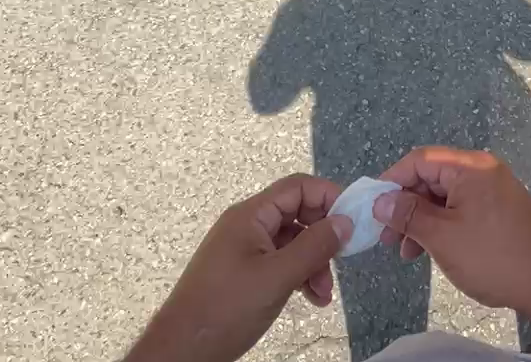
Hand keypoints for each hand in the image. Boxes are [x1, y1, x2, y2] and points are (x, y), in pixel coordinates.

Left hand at [124, 175, 352, 361]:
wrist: (177, 357)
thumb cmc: (225, 309)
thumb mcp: (277, 277)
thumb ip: (314, 246)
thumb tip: (346, 221)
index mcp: (251, 215)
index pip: (298, 187)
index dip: (328, 196)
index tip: (353, 220)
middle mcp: (248, 225)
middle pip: (297, 213)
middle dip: (323, 236)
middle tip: (342, 259)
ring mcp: (244, 250)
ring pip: (292, 241)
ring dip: (314, 262)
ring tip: (324, 293)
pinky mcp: (243, 274)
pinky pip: (280, 262)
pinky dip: (299, 275)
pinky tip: (311, 298)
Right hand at [373, 146, 530, 312]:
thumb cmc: (492, 256)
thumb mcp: (443, 237)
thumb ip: (409, 215)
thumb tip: (381, 200)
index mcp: (470, 167)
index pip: (421, 160)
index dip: (392, 180)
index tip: (371, 206)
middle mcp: (482, 169)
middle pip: (432, 176)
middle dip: (406, 204)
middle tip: (386, 236)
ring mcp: (493, 188)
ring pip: (445, 195)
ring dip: (422, 218)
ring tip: (406, 252)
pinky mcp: (498, 208)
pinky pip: (461, 206)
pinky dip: (442, 224)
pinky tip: (430, 249)